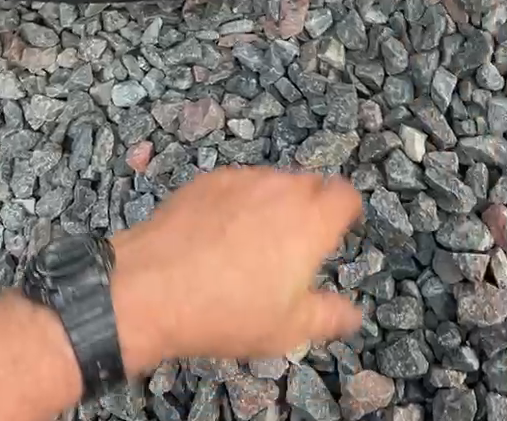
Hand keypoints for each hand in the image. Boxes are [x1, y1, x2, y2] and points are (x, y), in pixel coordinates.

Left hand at [108, 167, 363, 370]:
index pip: (345, 194)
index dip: (346, 209)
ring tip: (255, 242)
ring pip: (273, 181)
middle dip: (311, 207)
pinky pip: (238, 183)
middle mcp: (280, 189)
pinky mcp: (210, 178)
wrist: (153, 286)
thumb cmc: (225, 310)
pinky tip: (221, 233)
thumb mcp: (287, 329)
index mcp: (309, 221)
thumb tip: (353, 314)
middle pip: (311, 183)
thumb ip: (329, 316)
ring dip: (274, 202)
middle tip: (297, 244)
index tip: (340, 227)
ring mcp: (242, 179)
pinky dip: (239, 200)